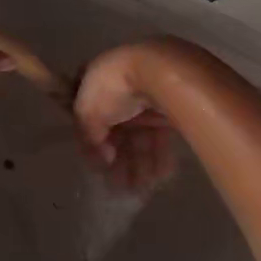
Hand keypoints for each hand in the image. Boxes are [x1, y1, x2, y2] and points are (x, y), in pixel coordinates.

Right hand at [73, 42, 181, 190]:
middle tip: (119, 187)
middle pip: (117, 132)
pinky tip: (157, 178)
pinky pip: (162, 138)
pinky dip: (158, 157)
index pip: (90, 120)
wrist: (160, 70)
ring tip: (139, 190)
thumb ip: (87, 138)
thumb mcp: (86, 111)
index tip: (97, 166)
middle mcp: (121, 93)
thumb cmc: (113, 86)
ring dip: (137, 165)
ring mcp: (148, 101)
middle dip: (117, 161)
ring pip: (140, 138)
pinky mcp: (174, 111)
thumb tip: (99, 162)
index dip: (93, 144)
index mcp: (96, 86)